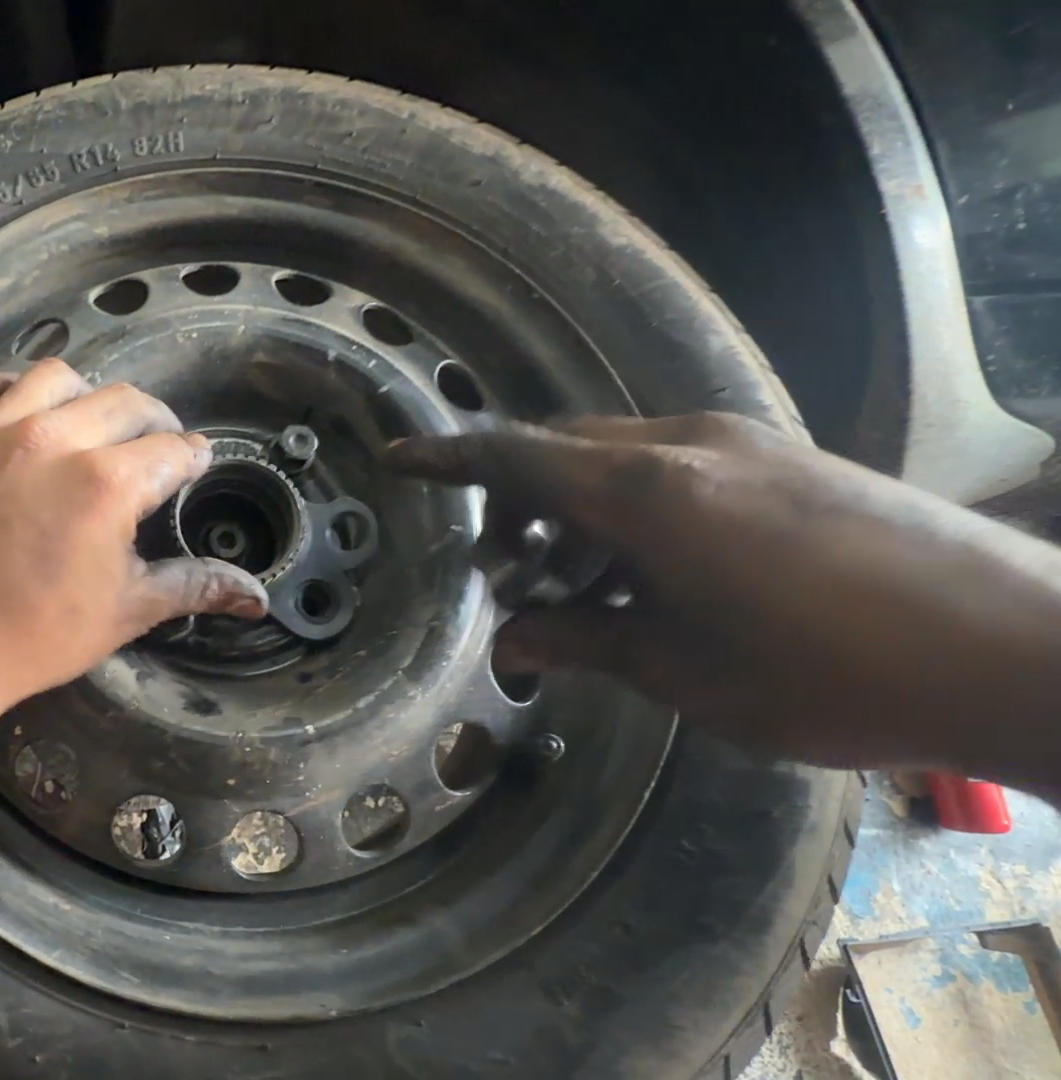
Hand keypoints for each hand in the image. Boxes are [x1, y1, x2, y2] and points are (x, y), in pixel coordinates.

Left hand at [0, 359, 267, 712]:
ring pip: (59, 377)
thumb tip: (257, 597)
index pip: (172, 449)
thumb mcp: (127, 610)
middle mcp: (56, 439)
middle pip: (126, 402)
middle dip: (153, 422)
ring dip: (87, 395)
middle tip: (153, 448)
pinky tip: (24, 416)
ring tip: (91, 424)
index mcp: (108, 483)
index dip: (191, 458)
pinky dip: (12, 390)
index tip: (193, 465)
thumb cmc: (37, 635)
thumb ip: (194, 585)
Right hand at [388, 412, 1060, 789]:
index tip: (397, 460)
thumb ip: (579, 641)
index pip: (514, 458)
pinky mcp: (783, 459)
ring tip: (575, 588)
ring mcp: (741, 445)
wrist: (1026, 651)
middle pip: (559, 451)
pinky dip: (625, 510)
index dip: (447, 459)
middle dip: (514, 505)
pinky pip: (667, 466)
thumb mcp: (680, 668)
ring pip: (612, 458)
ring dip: (571, 511)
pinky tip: (643, 573)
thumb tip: (509, 642)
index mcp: (645, 492)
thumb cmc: (829, 670)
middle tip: (504, 574)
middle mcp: (685, 446)